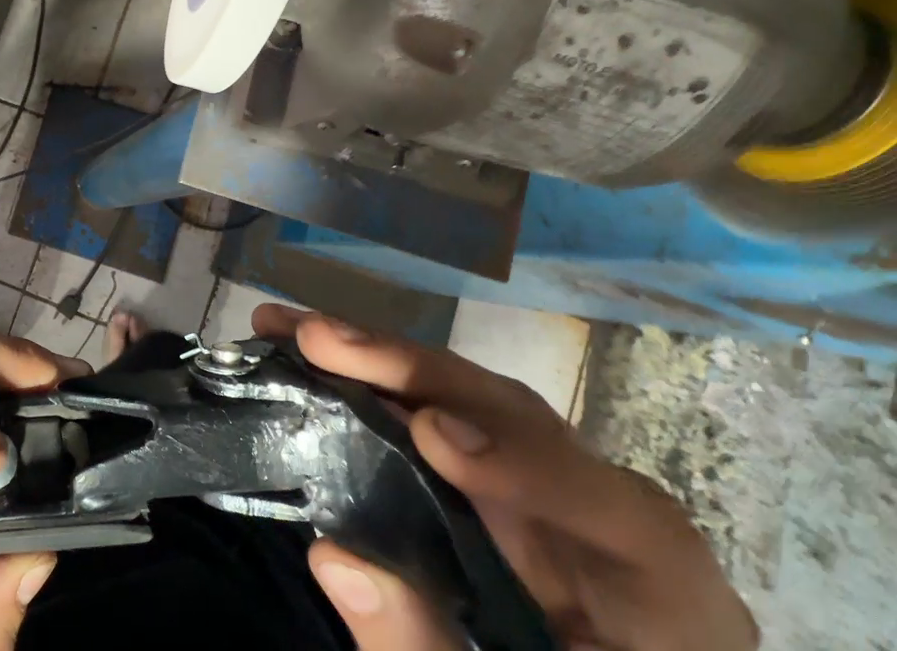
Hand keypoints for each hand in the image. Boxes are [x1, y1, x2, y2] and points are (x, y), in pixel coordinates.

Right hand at [253, 305, 756, 650]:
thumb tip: (332, 556)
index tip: (430, 431)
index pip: (610, 513)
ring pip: (474, 401)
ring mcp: (551, 483)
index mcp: (657, 590)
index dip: (522, 464)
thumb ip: (425, 645)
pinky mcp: (501, 478)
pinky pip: (445, 417)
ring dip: (381, 361)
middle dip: (413, 371)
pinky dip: (380, 386)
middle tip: (315, 338)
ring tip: (291, 330)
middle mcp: (609, 511)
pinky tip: (319, 364)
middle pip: (522, 421)